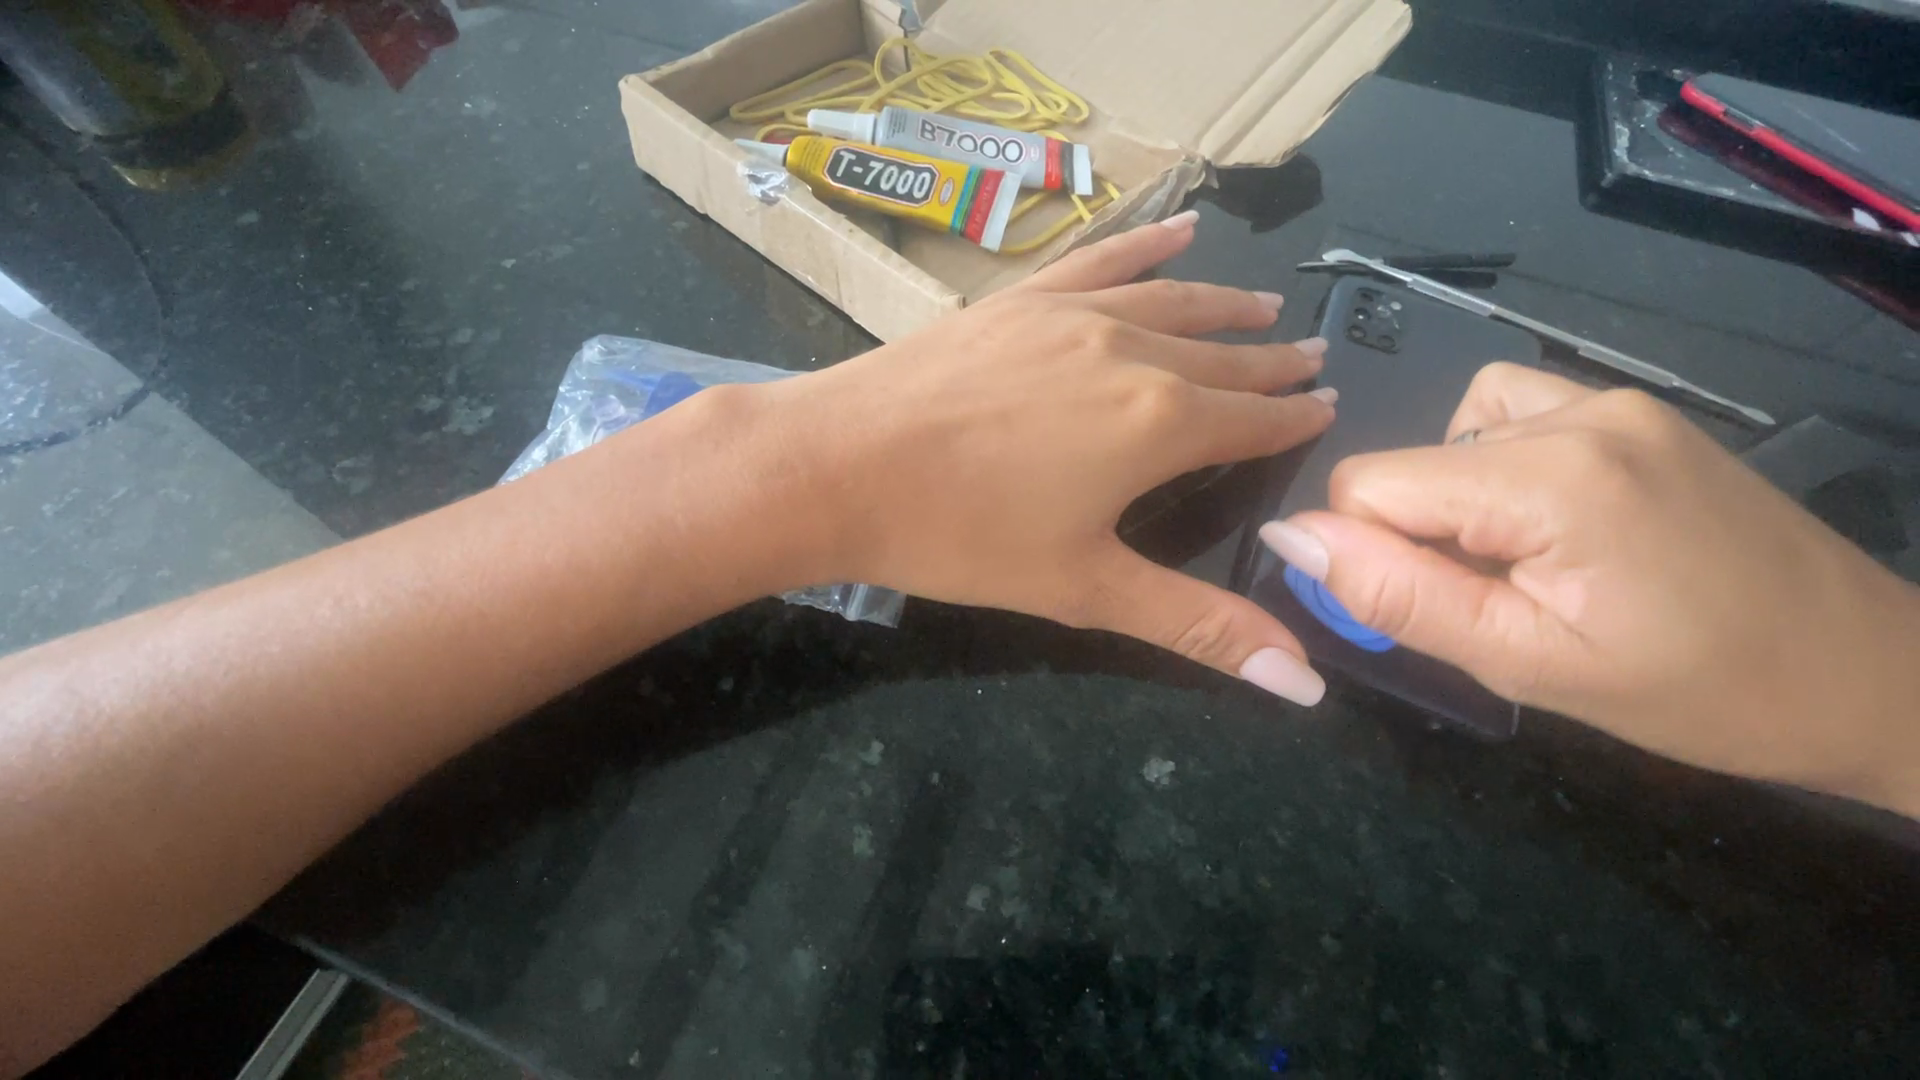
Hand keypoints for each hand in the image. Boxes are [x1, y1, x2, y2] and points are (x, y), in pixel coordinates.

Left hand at [755, 214, 1336, 703]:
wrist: (837, 467)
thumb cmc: (960, 537)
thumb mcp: (1085, 589)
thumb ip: (1197, 626)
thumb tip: (1305, 685)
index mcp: (1156, 425)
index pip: (1251, 421)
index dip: (1294, 419)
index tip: (1329, 405)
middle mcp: (1128, 353)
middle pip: (1219, 358)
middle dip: (1270, 364)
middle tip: (1312, 356)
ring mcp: (1069, 316)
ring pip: (1169, 303)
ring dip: (1222, 306)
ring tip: (1264, 306)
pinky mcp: (1017, 299)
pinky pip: (1098, 261)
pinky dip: (1144, 245)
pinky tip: (1176, 228)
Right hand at [1259, 362, 1919, 813]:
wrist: (1870, 677)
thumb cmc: (1696, 692)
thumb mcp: (1523, 664)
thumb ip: (1396, 596)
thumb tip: (1290, 539)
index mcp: (1550, 478)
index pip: (1369, 484)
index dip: (1372, 553)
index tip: (1439, 605)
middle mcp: (1577, 412)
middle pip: (1408, 462)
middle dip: (1420, 536)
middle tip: (1502, 601)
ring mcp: (1611, 400)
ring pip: (1447, 437)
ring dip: (1452, 501)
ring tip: (1521, 560)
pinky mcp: (1630, 408)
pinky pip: (1505, 412)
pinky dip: (1488, 462)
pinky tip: (1538, 513)